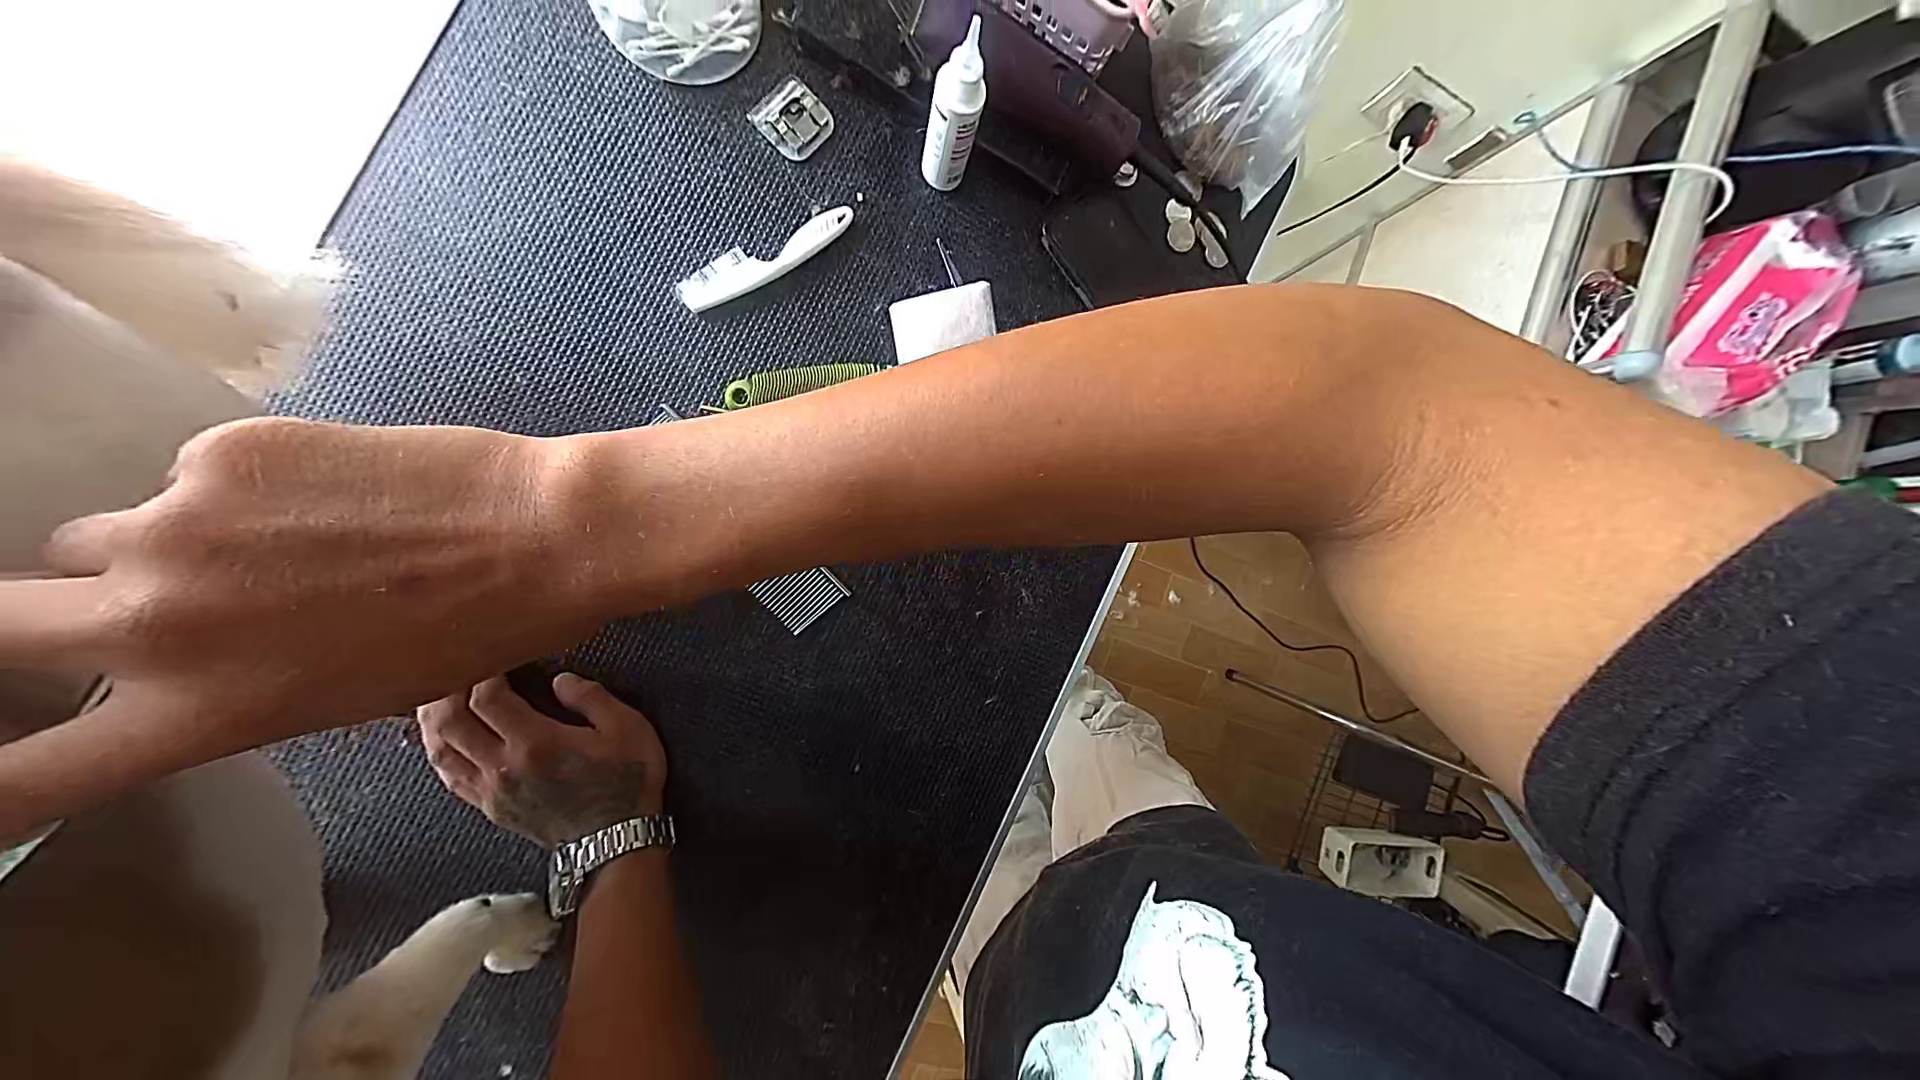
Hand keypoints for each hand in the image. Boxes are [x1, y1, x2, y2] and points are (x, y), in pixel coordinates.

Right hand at [0, 417, 642, 837]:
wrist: (551, 533)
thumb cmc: (486, 626)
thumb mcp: (366, 690)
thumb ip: (256, 683)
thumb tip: (202, 659)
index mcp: (206, 709)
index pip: (12, 783)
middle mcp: (156, 623)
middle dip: (31, 624)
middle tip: (100, 608)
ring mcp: (178, 526)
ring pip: (107, 537)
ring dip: (169, 544)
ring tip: (289, 541)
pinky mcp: (225, 452)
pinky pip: (201, 477)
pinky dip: (250, 489)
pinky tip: (344, 492)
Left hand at [419, 673, 666, 847]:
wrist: (615, 838)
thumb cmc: (628, 777)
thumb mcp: (628, 727)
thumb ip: (591, 698)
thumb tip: (559, 680)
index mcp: (536, 743)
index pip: (487, 699)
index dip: (486, 673)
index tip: (498, 655)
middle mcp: (502, 766)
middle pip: (450, 723)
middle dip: (448, 691)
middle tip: (457, 668)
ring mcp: (490, 791)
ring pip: (440, 751)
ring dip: (433, 720)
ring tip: (441, 696)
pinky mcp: (488, 807)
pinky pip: (449, 775)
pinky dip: (440, 749)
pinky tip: (445, 737)